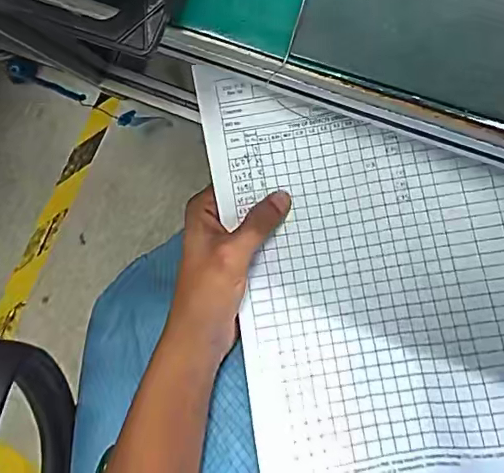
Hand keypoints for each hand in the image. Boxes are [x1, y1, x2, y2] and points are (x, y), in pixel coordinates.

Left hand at [164, 186, 290, 360]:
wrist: (201, 339)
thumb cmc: (205, 294)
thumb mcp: (232, 253)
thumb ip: (257, 224)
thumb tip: (280, 197)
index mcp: (202, 211)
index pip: (230, 182)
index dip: (253, 175)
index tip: (280, 165)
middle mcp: (212, 222)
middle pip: (244, 203)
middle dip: (267, 199)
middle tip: (298, 185)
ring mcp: (225, 243)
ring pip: (253, 224)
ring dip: (272, 222)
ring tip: (303, 207)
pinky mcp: (237, 262)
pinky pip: (258, 244)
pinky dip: (272, 242)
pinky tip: (295, 237)